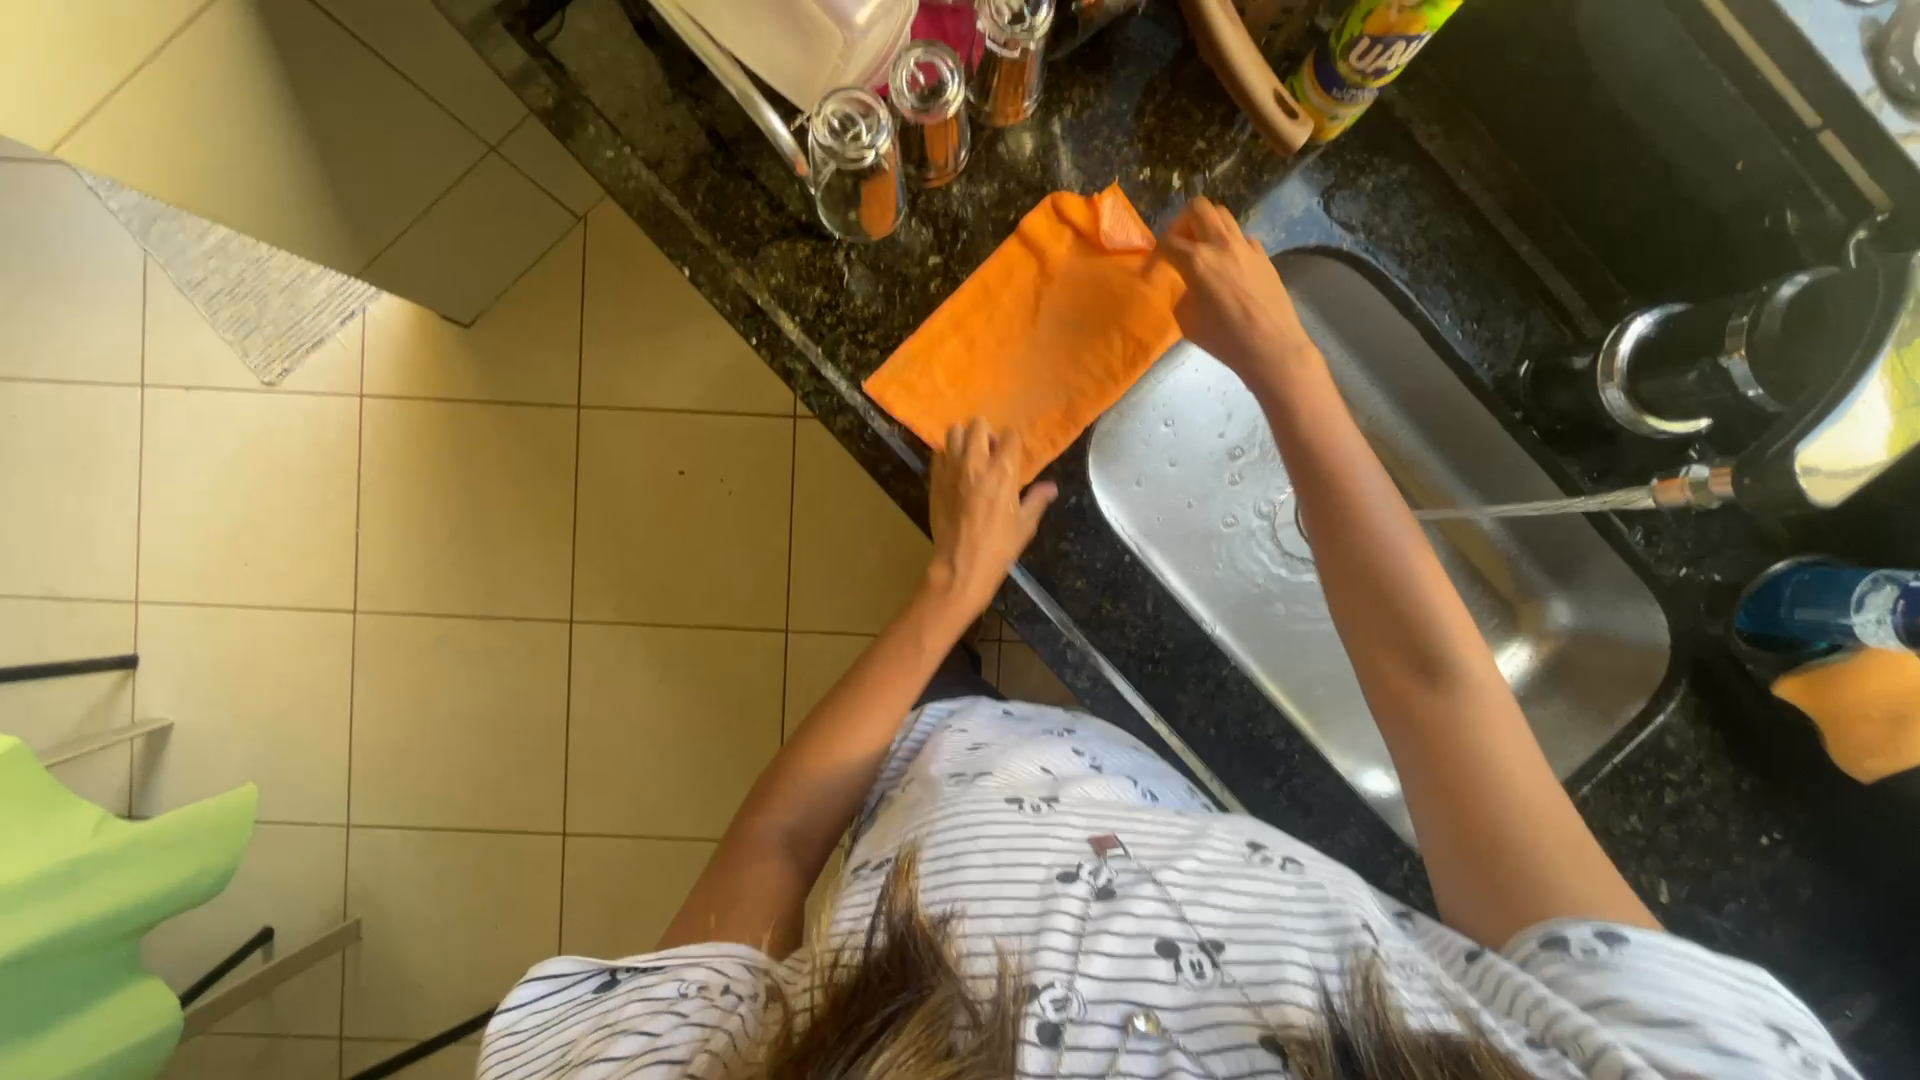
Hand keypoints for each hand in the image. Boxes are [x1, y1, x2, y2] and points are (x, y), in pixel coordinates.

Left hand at [925, 419, 1057, 618]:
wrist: (960, 565)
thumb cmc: (998, 547)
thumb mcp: (1025, 525)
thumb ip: (1037, 500)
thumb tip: (1052, 488)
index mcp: (1003, 471)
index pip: (1010, 435)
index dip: (1012, 442)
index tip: (1011, 454)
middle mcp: (976, 462)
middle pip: (978, 424)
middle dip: (986, 433)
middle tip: (989, 451)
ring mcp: (951, 469)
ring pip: (954, 432)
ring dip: (964, 439)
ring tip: (970, 456)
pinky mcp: (934, 479)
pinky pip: (939, 453)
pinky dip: (948, 456)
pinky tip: (954, 471)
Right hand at [1155, 198, 1320, 392]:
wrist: (1271, 346)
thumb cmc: (1225, 340)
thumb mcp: (1188, 321)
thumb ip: (1182, 295)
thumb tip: (1188, 286)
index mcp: (1197, 261)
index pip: (1167, 241)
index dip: (1155, 253)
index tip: (1153, 268)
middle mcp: (1221, 244)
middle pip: (1198, 208)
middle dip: (1182, 222)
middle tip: (1178, 245)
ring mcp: (1246, 246)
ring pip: (1223, 215)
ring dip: (1207, 227)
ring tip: (1202, 251)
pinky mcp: (1263, 255)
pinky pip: (1241, 237)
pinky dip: (1229, 244)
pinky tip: (1228, 267)